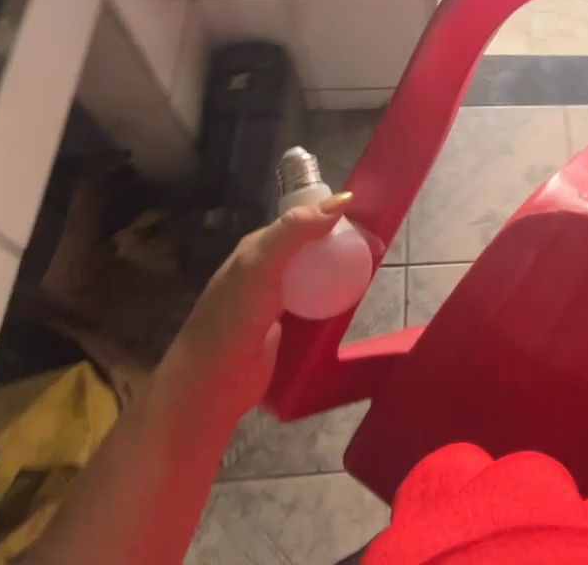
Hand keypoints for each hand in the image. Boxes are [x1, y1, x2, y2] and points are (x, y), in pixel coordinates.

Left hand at [186, 192, 350, 413]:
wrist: (209, 386)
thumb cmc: (232, 319)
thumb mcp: (260, 266)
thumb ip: (294, 232)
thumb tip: (343, 200)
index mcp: (259, 247)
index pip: (303, 220)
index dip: (334, 216)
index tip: (368, 223)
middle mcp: (268, 269)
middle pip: (313, 247)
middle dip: (344, 243)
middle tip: (377, 251)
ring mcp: (277, 299)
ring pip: (317, 275)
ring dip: (342, 270)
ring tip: (372, 273)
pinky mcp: (287, 328)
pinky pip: (317, 303)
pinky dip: (336, 298)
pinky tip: (353, 302)